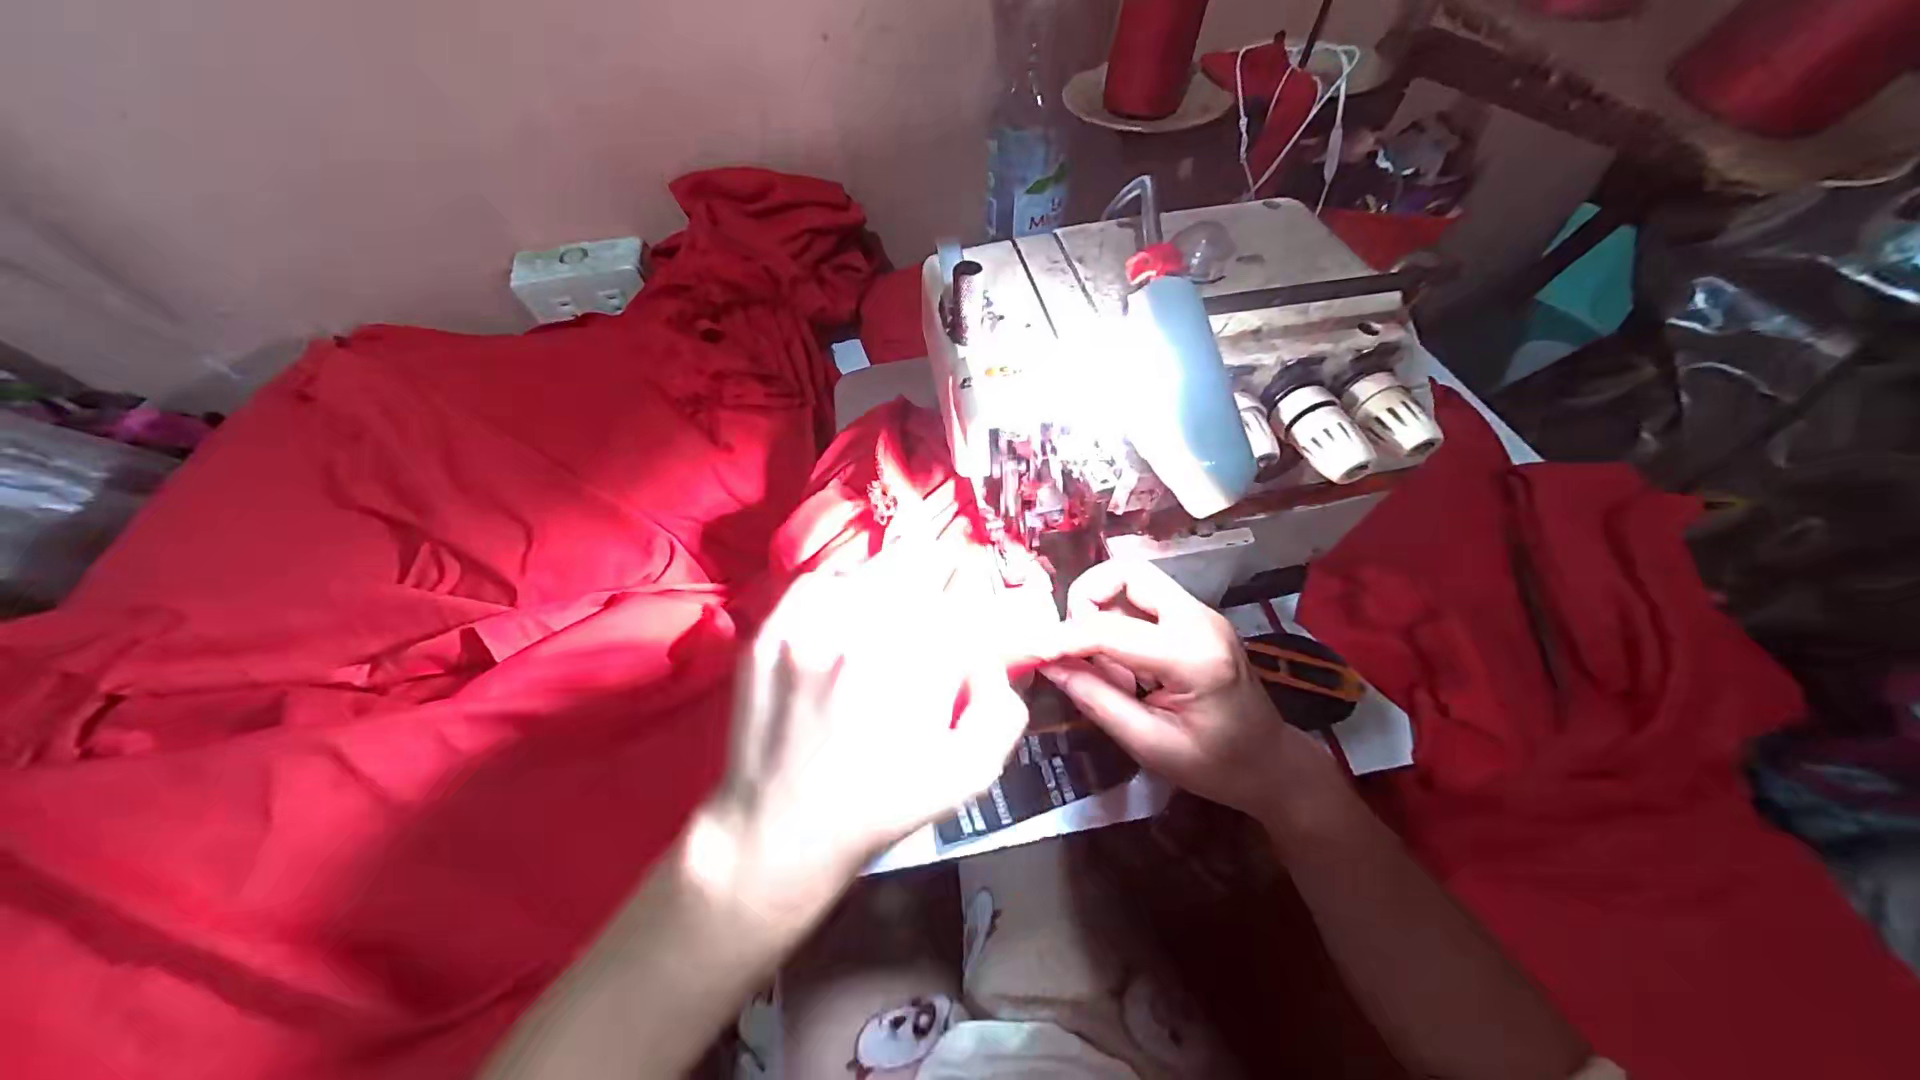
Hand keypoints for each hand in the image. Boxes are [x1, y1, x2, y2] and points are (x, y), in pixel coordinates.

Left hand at [705, 543, 1053, 903]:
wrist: (780, 828)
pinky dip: (840, 587)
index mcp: (925, 661)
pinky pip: (817, 581)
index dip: (974, 582)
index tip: (970, 590)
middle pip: (918, 559)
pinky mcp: (771, 631)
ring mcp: (812, 625)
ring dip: (890, 575)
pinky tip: (845, 612)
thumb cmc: (882, 805)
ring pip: (868, 566)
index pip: (964, 586)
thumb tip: (987, 655)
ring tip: (892, 601)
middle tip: (938, 584)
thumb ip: (1000, 707)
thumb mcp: (969, 774)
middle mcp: (869, 630)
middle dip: (938, 566)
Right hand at [1041, 559, 1340, 825]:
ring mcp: (1199, 614)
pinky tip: (1124, 667)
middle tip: (1072, 644)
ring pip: (1131, 583)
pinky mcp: (1194, 619)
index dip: (1063, 638)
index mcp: (1193, 656)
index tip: (1031, 652)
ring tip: (1104, 667)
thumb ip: (1096, 699)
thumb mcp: (1149, 744)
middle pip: (1126, 573)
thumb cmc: (1216, 766)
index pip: (1111, 629)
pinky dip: (1118, 624)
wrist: (1271, 764)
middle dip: (1086, 600)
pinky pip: (1142, 602)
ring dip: (1102, 614)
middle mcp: (1199, 620)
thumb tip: (1049, 664)